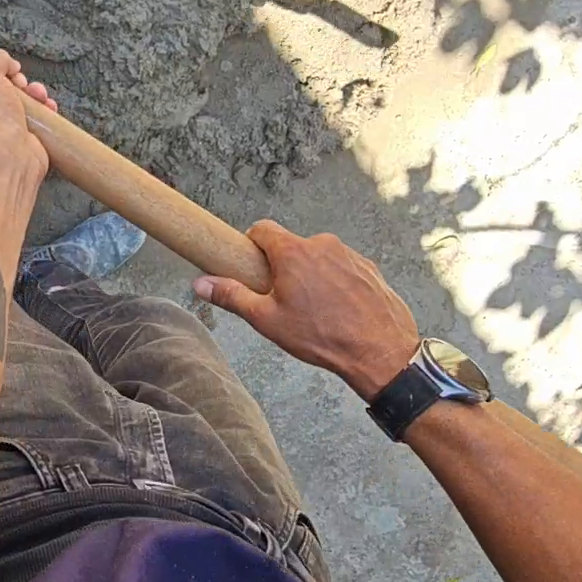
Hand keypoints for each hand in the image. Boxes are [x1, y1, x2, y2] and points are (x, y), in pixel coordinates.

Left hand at [0, 49, 55, 171]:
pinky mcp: (18, 144)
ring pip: (16, 105)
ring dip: (32, 95)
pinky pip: (32, 121)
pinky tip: (46, 107)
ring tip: (37, 95)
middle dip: (15, 84)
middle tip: (19, 84)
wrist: (10, 156)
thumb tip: (7, 62)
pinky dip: (42, 112)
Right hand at [193, 221, 418, 399]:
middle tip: (280, 298)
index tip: (250, 263)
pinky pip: (341, 267)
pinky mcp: (369, 268)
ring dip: (309, 275)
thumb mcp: (266, 320)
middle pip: (290, 245)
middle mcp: (322, 245)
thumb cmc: (323, 336)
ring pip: (317, 257)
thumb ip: (231, 296)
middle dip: (281, 266)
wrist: (381, 352)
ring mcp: (349, 255)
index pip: (262, 229)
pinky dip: (334, 282)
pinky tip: (336, 310)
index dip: (251, 244)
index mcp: (293, 252)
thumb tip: (201, 284)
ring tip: (312, 309)